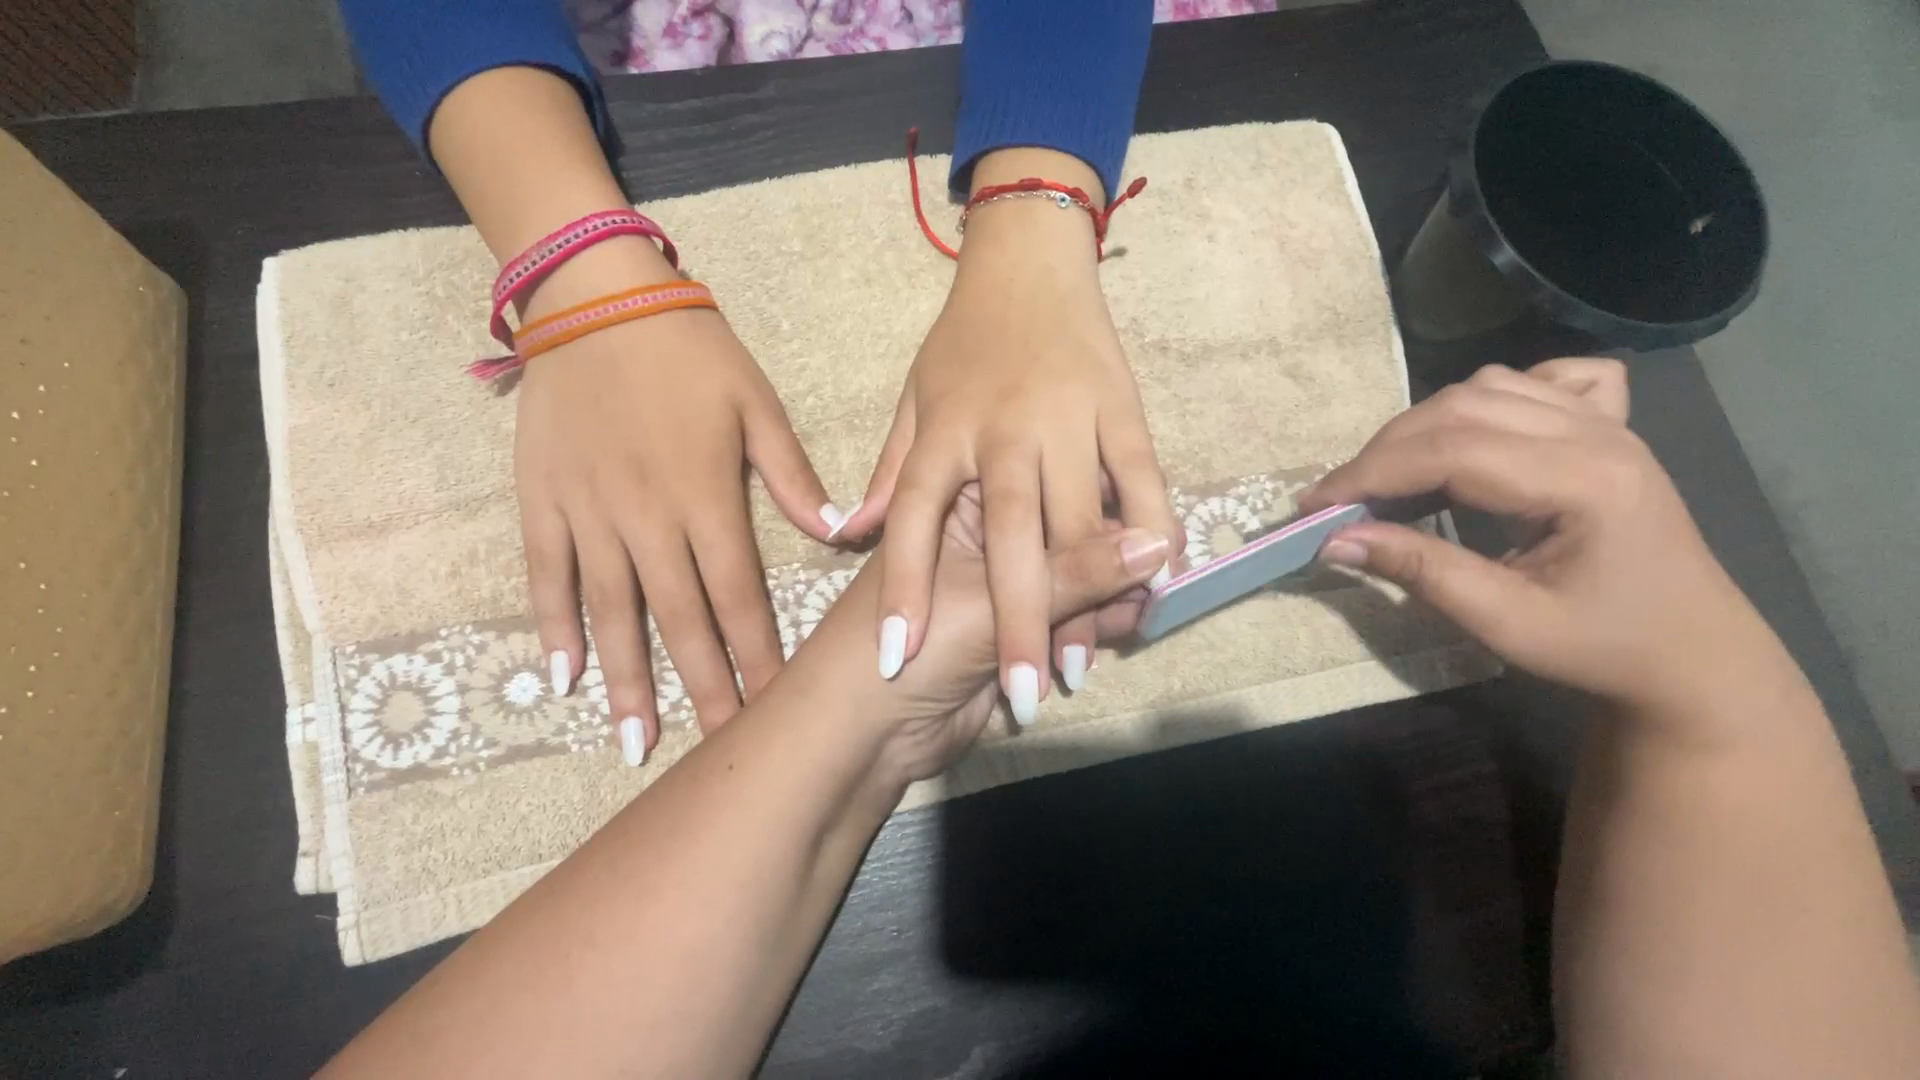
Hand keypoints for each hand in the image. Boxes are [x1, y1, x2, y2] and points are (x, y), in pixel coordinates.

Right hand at [515, 244, 844, 761]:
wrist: (596, 300)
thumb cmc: (690, 352)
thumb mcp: (757, 404)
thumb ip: (794, 475)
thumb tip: (839, 531)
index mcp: (707, 499)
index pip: (739, 598)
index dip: (757, 657)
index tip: (773, 708)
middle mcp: (649, 521)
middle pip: (681, 621)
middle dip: (704, 688)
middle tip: (717, 747)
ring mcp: (590, 515)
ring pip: (613, 612)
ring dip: (627, 679)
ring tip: (635, 740)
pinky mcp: (543, 502)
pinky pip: (547, 575)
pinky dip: (554, 626)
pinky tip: (562, 676)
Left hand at [795, 485, 1171, 786]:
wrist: (865, 734)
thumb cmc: (908, 645)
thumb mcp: (987, 602)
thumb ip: (1070, 574)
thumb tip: (1151, 546)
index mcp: (957, 500)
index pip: (1035, 484)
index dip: (1089, 500)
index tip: (1135, 515)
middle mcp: (981, 529)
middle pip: (1062, 526)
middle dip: (1105, 553)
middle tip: (1154, 569)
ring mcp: (1003, 578)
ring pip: (1076, 570)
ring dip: (1114, 588)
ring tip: (1151, 599)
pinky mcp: (1020, 627)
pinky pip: (1077, 612)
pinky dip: (1106, 619)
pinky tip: (1137, 618)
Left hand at [840, 148, 1182, 725]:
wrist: (1029, 261)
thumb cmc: (963, 342)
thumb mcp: (914, 402)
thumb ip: (886, 472)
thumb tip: (842, 531)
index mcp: (944, 430)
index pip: (912, 516)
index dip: (901, 587)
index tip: (895, 654)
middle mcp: (1003, 430)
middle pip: (1011, 537)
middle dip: (1019, 621)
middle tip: (1025, 693)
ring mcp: (1068, 418)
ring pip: (1080, 520)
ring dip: (1088, 596)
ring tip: (1080, 664)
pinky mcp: (1124, 407)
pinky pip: (1144, 480)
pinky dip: (1153, 533)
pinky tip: (1153, 587)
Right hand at [1300, 359, 1776, 718]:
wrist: (1693, 656)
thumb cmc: (1601, 647)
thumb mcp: (1503, 621)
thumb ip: (1419, 570)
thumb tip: (1334, 540)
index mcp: (1585, 481)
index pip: (1451, 450)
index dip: (1371, 473)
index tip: (1314, 507)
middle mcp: (1598, 433)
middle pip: (1461, 408)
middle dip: (1385, 451)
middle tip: (1342, 501)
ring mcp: (1607, 422)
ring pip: (1488, 387)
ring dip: (1424, 425)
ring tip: (1392, 477)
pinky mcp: (1608, 426)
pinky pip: (1541, 380)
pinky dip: (1490, 397)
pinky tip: (1477, 432)